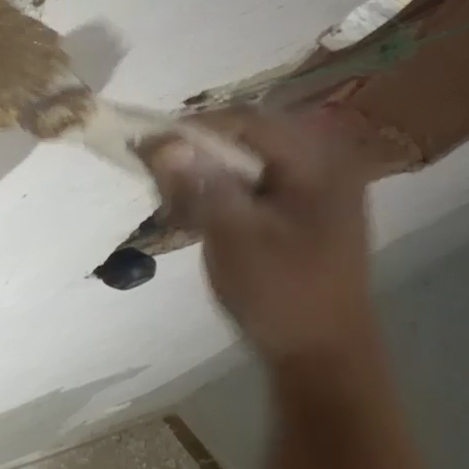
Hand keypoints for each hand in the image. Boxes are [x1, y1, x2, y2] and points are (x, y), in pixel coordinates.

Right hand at [146, 109, 379, 362]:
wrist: (320, 348)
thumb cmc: (278, 291)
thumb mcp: (233, 234)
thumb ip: (199, 183)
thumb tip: (163, 140)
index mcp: (320, 164)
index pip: (247, 120)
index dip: (192, 127)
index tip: (143, 145)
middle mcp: (326, 164)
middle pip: (247, 135)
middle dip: (196, 150)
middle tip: (157, 175)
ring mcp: (317, 188)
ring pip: (247, 158)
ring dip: (204, 171)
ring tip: (173, 201)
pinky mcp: (302, 209)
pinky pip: (253, 180)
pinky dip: (219, 189)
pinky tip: (195, 213)